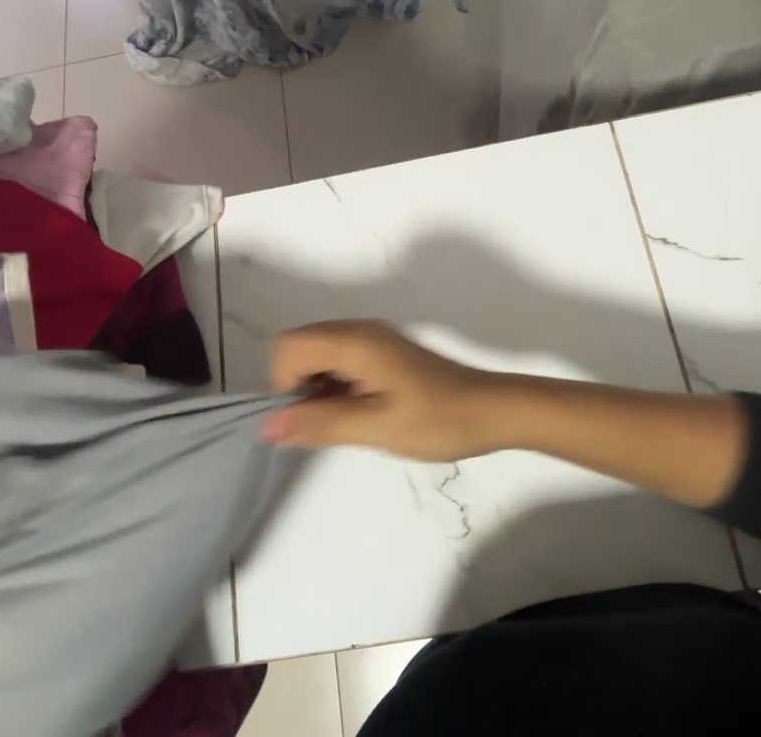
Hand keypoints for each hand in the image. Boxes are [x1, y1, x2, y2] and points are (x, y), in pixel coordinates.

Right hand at [261, 320, 516, 460]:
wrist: (494, 412)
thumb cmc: (438, 420)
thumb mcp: (376, 428)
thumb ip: (319, 423)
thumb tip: (266, 427)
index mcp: (355, 341)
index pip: (288, 347)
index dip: (286, 384)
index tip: (312, 417)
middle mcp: (360, 332)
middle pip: (300, 348)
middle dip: (301, 387)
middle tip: (333, 422)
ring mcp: (373, 341)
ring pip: (319, 357)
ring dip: (320, 390)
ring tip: (352, 421)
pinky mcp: (384, 355)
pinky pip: (340, 364)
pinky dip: (338, 389)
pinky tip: (363, 414)